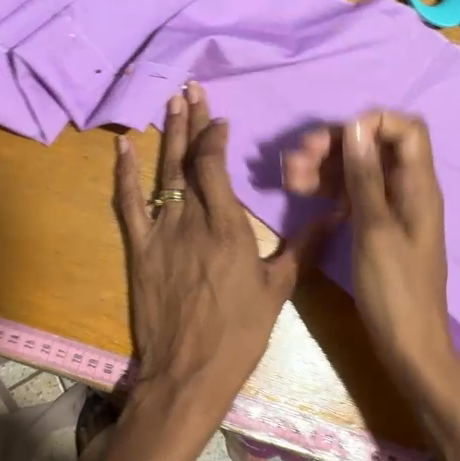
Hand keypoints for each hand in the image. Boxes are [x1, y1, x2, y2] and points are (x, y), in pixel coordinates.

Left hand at [112, 83, 329, 409]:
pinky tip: (123, 146)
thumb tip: (336, 214)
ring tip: (170, 102)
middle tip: (190, 87)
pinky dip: (124, 173)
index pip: (215, 164)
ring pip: (162, 172)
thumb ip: (303, 247)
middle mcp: (192, 218)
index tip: (221, 119)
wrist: (188, 372)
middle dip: (191, 120)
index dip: (215, 136)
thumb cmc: (240, 334)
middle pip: (188, 158)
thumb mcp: (278, 290)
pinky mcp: (139, 248)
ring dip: (167, 135)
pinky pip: (127, 203)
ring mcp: (161, 231)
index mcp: (228, 225)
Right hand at [282, 112, 455, 397]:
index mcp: (418, 186)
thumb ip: (365, 176)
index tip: (337, 139)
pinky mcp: (373, 226)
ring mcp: (389, 208)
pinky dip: (325, 189)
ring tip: (286, 176)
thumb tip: (356, 125)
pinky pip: (349, 194)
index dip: (372, 123)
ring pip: (355, 170)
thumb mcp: (374, 229)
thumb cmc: (395, 290)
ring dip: (322, 166)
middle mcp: (406, 190)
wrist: (408, 349)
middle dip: (334, 145)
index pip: (406, 129)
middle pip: (372, 146)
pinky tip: (298, 192)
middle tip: (296, 157)